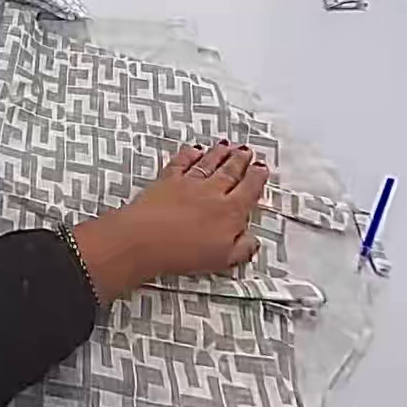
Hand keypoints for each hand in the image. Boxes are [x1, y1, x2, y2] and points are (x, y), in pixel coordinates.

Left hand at [71, 142, 269, 301]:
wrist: (144, 240)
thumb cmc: (181, 252)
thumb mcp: (222, 260)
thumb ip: (241, 248)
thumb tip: (252, 240)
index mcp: (229, 212)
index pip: (249, 190)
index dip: (257, 178)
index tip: (261, 168)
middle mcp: (211, 193)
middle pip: (230, 172)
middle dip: (240, 161)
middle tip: (246, 151)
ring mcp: (188, 183)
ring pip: (208, 163)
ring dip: (219, 154)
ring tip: (226, 146)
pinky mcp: (166, 180)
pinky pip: (182, 162)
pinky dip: (189, 154)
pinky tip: (194, 150)